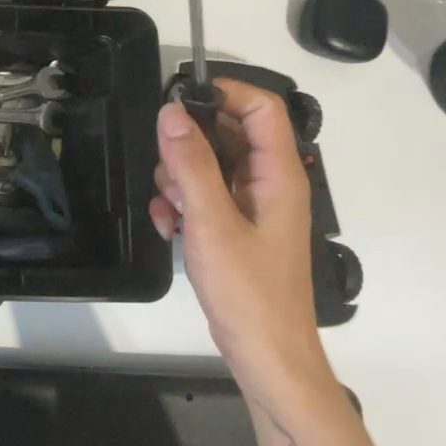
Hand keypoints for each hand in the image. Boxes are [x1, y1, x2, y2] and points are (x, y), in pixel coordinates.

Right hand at [149, 80, 333, 401]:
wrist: (265, 354)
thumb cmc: (248, 289)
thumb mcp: (211, 222)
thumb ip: (191, 164)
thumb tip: (171, 112)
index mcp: (278, 174)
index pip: (261, 107)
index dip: (223, 92)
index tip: (178, 100)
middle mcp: (269, 183)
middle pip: (228, 133)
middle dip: (188, 145)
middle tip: (167, 170)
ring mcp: (252, 205)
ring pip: (208, 164)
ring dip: (179, 179)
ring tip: (170, 209)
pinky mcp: (236, 227)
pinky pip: (203, 195)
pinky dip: (181, 204)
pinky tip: (170, 227)